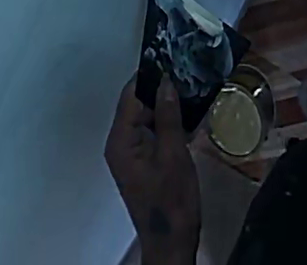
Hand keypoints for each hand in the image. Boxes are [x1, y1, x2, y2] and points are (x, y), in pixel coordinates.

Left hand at [105, 76, 200, 264]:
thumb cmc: (172, 202)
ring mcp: (129, 154)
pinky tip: (184, 116)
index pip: (130, 96)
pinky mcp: (140, 162)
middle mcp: (119, 143)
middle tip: (184, 74)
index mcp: (120, 140)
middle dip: (158, 91)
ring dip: (163, 107)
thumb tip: (166, 81)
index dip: (149, 77)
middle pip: (135, 104)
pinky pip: (149, 132)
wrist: (172, 246)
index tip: (169, 59)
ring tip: (187, 89)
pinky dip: (164, 124)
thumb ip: (168, 116)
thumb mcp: (174, 155)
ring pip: (144, 118)